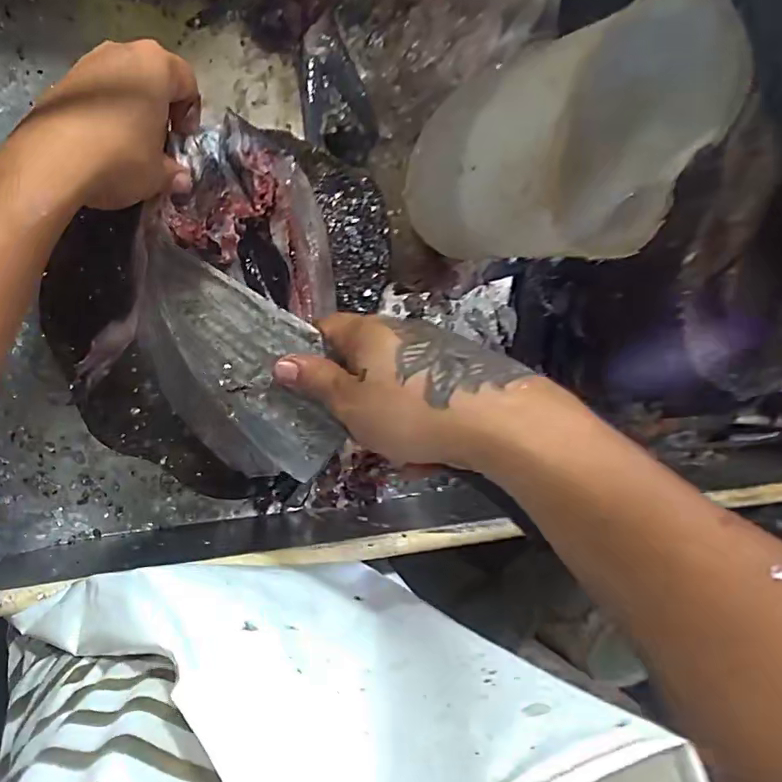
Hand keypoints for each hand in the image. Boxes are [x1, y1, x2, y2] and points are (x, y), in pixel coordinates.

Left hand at [0, 39, 199, 211]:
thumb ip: (172, 173)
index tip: (181, 142)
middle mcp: (123, 52)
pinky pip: (92, 96)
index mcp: (156, 65)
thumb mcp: (156, 175)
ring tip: (124, 146)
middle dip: (157, 109)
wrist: (52, 161)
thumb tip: (181, 179)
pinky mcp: (61, 81)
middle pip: (151, 77)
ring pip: (120, 84)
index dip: (190, 115)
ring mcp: (88, 62)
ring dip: (127, 111)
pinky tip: (96, 145)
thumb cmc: (120, 159)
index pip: (187, 83)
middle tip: (156, 144)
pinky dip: (100, 116)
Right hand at [273, 313, 563, 469]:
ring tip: (397, 452)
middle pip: (362, 361)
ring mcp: (436, 353)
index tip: (302, 385)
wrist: (501, 425)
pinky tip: (428, 453)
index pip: (325, 327)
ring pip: (394, 387)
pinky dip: (420, 426)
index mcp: (369, 333)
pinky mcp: (464, 377)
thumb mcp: (352, 404)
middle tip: (351, 428)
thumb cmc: (411, 412)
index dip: (308, 353)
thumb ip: (316, 382)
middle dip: (353, 397)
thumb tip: (280, 361)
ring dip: (388, 418)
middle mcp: (403, 334)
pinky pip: (425, 401)